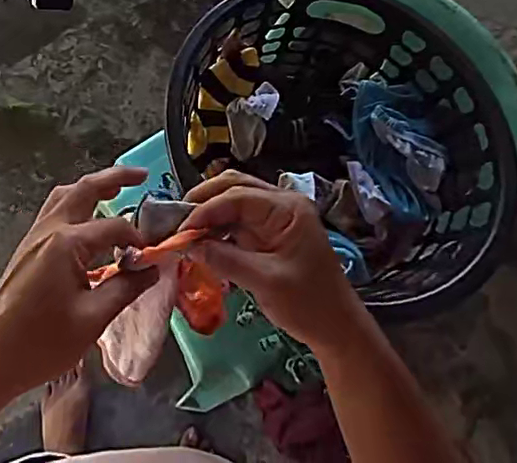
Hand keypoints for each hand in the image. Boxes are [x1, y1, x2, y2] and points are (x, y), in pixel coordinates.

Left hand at [0, 166, 157, 406]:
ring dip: (92, 187)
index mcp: (66, 242)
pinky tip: (87, 218)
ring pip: (66, 195)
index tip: (151, 256)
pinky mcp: (28, 247)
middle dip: (115, 177)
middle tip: (141, 175)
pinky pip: (55, 210)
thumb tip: (151, 270)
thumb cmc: (40, 343)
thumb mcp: (92, 320)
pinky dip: (76, 202)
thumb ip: (124, 288)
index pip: (113, 228)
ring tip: (115, 188)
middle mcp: (49, 228)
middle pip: (85, 188)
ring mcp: (35, 235)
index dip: (136, 239)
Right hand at [184, 170, 367, 351]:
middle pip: (234, 186)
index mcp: (287, 208)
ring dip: (208, 212)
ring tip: (185, 229)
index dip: (206, 209)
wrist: (338, 330)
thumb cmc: (310, 305)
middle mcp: (280, 203)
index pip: (238, 196)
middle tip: (178, 220)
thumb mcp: (267, 283)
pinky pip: (236, 219)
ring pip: (232, 199)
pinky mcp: (267, 232)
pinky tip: (201, 240)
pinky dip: (217, 227)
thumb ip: (227, 260)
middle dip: (204, 200)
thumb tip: (191, 245)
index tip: (183, 228)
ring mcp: (274, 216)